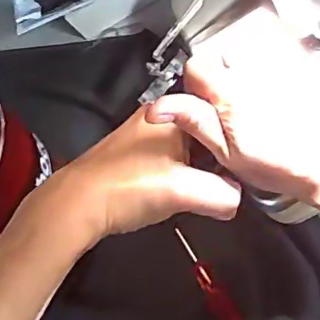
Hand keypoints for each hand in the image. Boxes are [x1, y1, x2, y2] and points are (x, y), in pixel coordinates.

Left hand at [16, 109, 241, 247]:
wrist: (76, 206)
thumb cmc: (123, 188)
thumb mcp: (184, 192)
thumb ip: (222, 195)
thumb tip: (236, 199)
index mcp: (171, 114)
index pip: (218, 117)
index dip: (234, 142)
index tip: (244, 163)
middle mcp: (156, 118)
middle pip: (203, 133)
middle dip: (216, 158)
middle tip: (226, 180)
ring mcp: (143, 136)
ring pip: (185, 148)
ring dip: (196, 168)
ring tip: (203, 188)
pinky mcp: (133, 157)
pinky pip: (168, 160)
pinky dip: (177, 176)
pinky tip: (176, 193)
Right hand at [145, 10, 319, 216]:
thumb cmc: (285, 167)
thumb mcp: (230, 154)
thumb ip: (196, 122)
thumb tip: (161, 107)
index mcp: (233, 94)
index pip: (197, 64)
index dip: (196, 83)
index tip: (205, 102)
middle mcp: (256, 72)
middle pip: (223, 55)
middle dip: (223, 77)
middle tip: (235, 109)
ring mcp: (281, 65)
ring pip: (248, 54)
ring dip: (248, 72)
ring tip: (261, 104)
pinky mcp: (302, 65)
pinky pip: (275, 56)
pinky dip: (273, 72)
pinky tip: (282, 99)